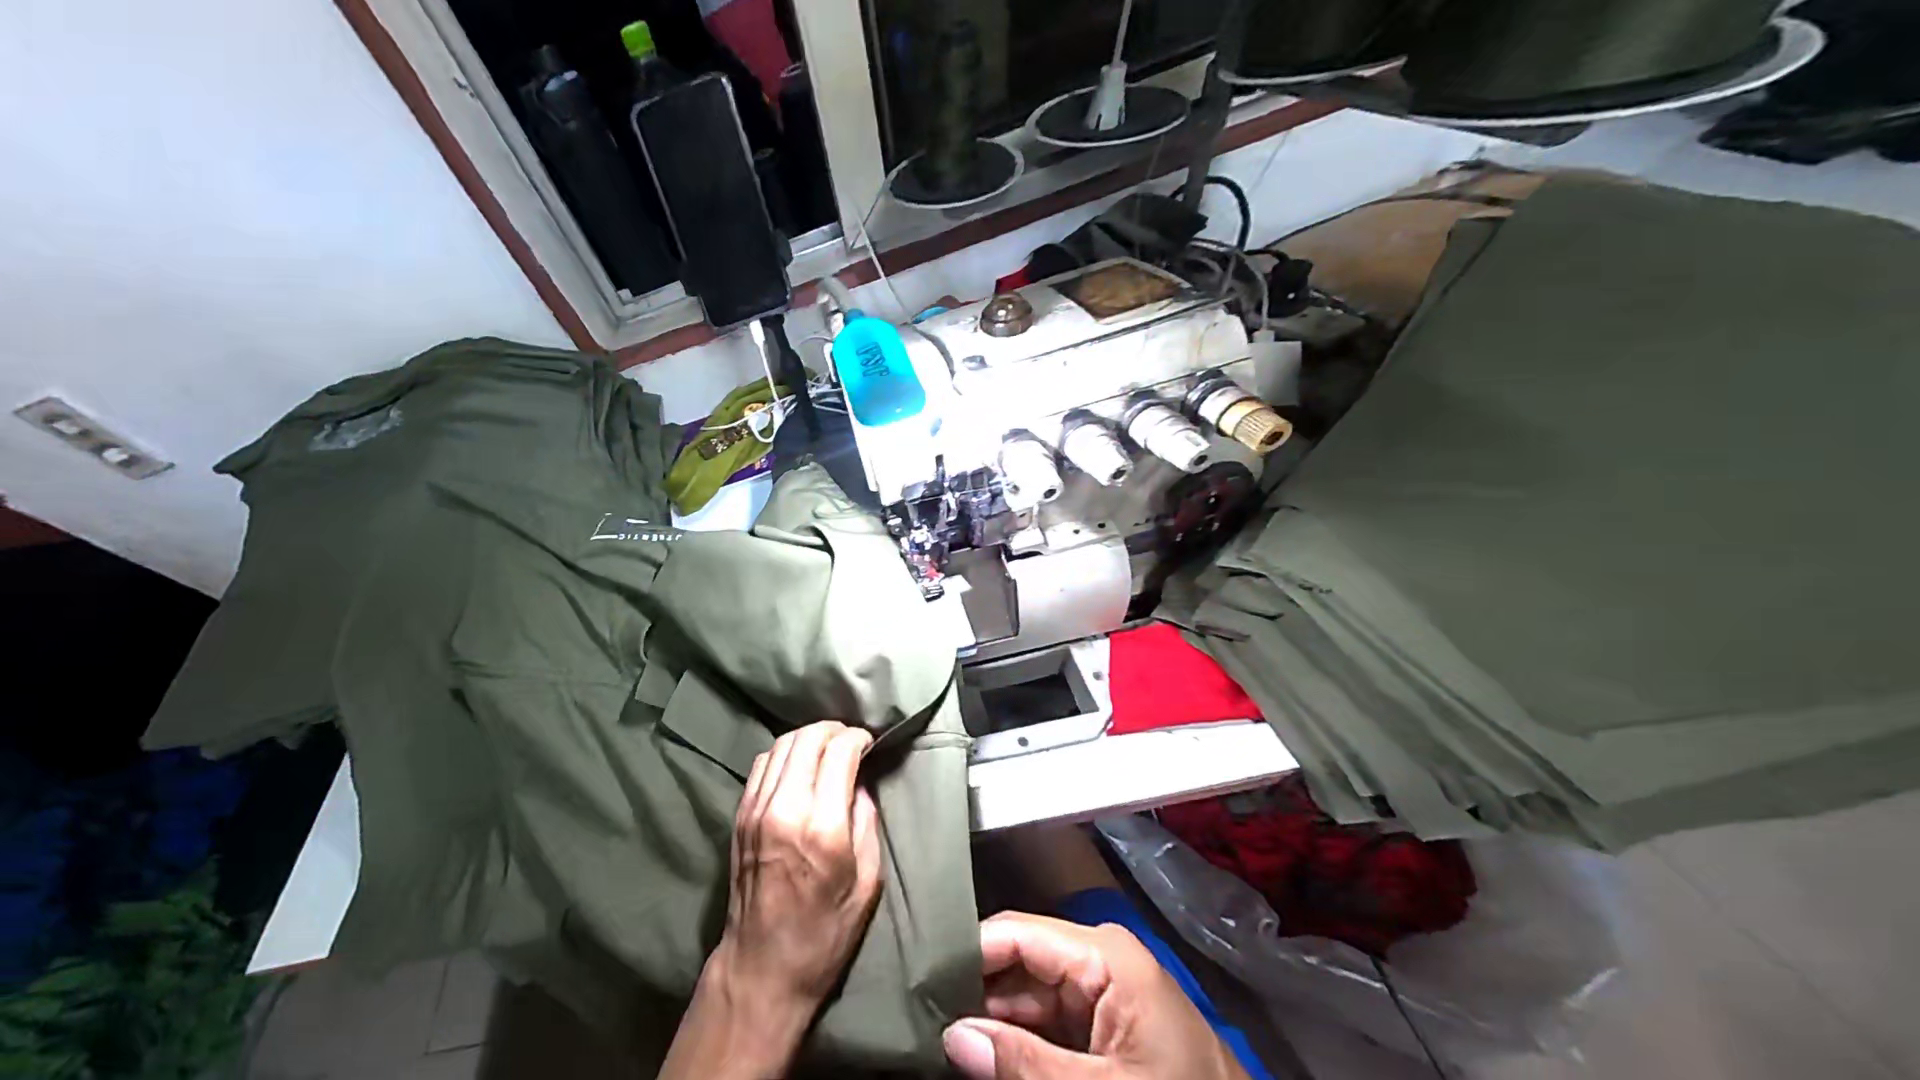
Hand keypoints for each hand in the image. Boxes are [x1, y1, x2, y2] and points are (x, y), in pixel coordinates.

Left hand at [658, 721, 882, 1079]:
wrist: (762, 967)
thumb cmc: (825, 931)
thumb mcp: (867, 880)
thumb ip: (866, 820)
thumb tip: (859, 782)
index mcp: (822, 827)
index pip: (839, 752)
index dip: (859, 739)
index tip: (869, 745)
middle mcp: (784, 809)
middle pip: (808, 738)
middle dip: (834, 730)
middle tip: (851, 741)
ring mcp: (755, 810)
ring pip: (781, 744)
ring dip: (809, 737)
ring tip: (827, 748)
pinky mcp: (739, 816)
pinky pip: (762, 763)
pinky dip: (785, 753)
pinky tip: (800, 764)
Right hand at [942, 913, 1250, 1079]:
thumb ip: (1026, 1063)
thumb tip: (953, 1035)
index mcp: (1102, 953)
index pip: (1016, 933)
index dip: (967, 953)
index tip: (920, 981)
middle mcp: (1095, 959)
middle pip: (1015, 962)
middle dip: (972, 992)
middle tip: (922, 1017)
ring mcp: (1096, 992)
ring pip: (1022, 995)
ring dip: (987, 1020)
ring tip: (938, 1037)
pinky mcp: (1098, 1024)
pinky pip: (1042, 1022)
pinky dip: (1012, 1040)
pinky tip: (978, 1055)